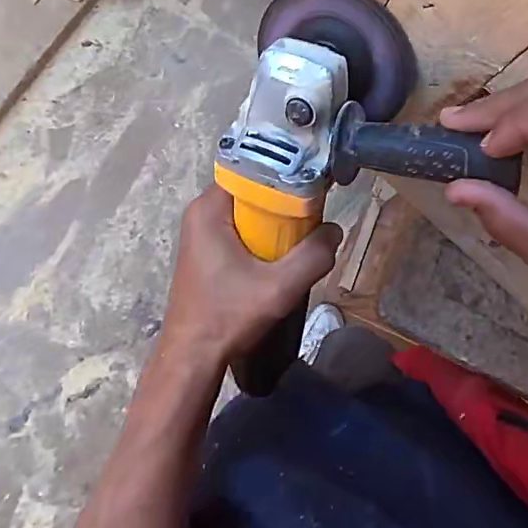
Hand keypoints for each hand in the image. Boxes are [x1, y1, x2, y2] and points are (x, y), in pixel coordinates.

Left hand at [159, 185, 341, 369]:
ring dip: (278, 219)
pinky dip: (266, 234)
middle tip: (316, 211)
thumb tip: (336, 230)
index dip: (286, 171)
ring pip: (252, 209)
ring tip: (305, 231)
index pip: (253, 168)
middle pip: (255, 188)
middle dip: (286, 198)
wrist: (191, 359)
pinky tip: (284, 252)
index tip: (315, 181)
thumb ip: (312, 257)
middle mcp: (203, 212)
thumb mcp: (278, 288)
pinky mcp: (209, 249)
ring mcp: (203, 231)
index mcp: (210, 208)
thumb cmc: (227, 317)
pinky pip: (245, 226)